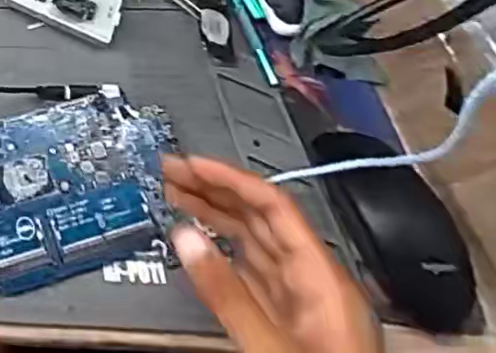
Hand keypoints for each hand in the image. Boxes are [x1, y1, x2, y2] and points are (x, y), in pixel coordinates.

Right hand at [164, 154, 380, 352]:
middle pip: (262, 221)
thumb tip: (185, 235)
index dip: (228, 178)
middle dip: (215, 192)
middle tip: (171, 173)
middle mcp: (315, 286)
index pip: (273, 206)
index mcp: (324, 282)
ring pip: (255, 246)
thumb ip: (228, 295)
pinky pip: (252, 276)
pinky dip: (223, 255)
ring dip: (216, 218)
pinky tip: (200, 247)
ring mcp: (304, 310)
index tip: (188, 164)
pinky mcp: (290, 332)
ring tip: (176, 197)